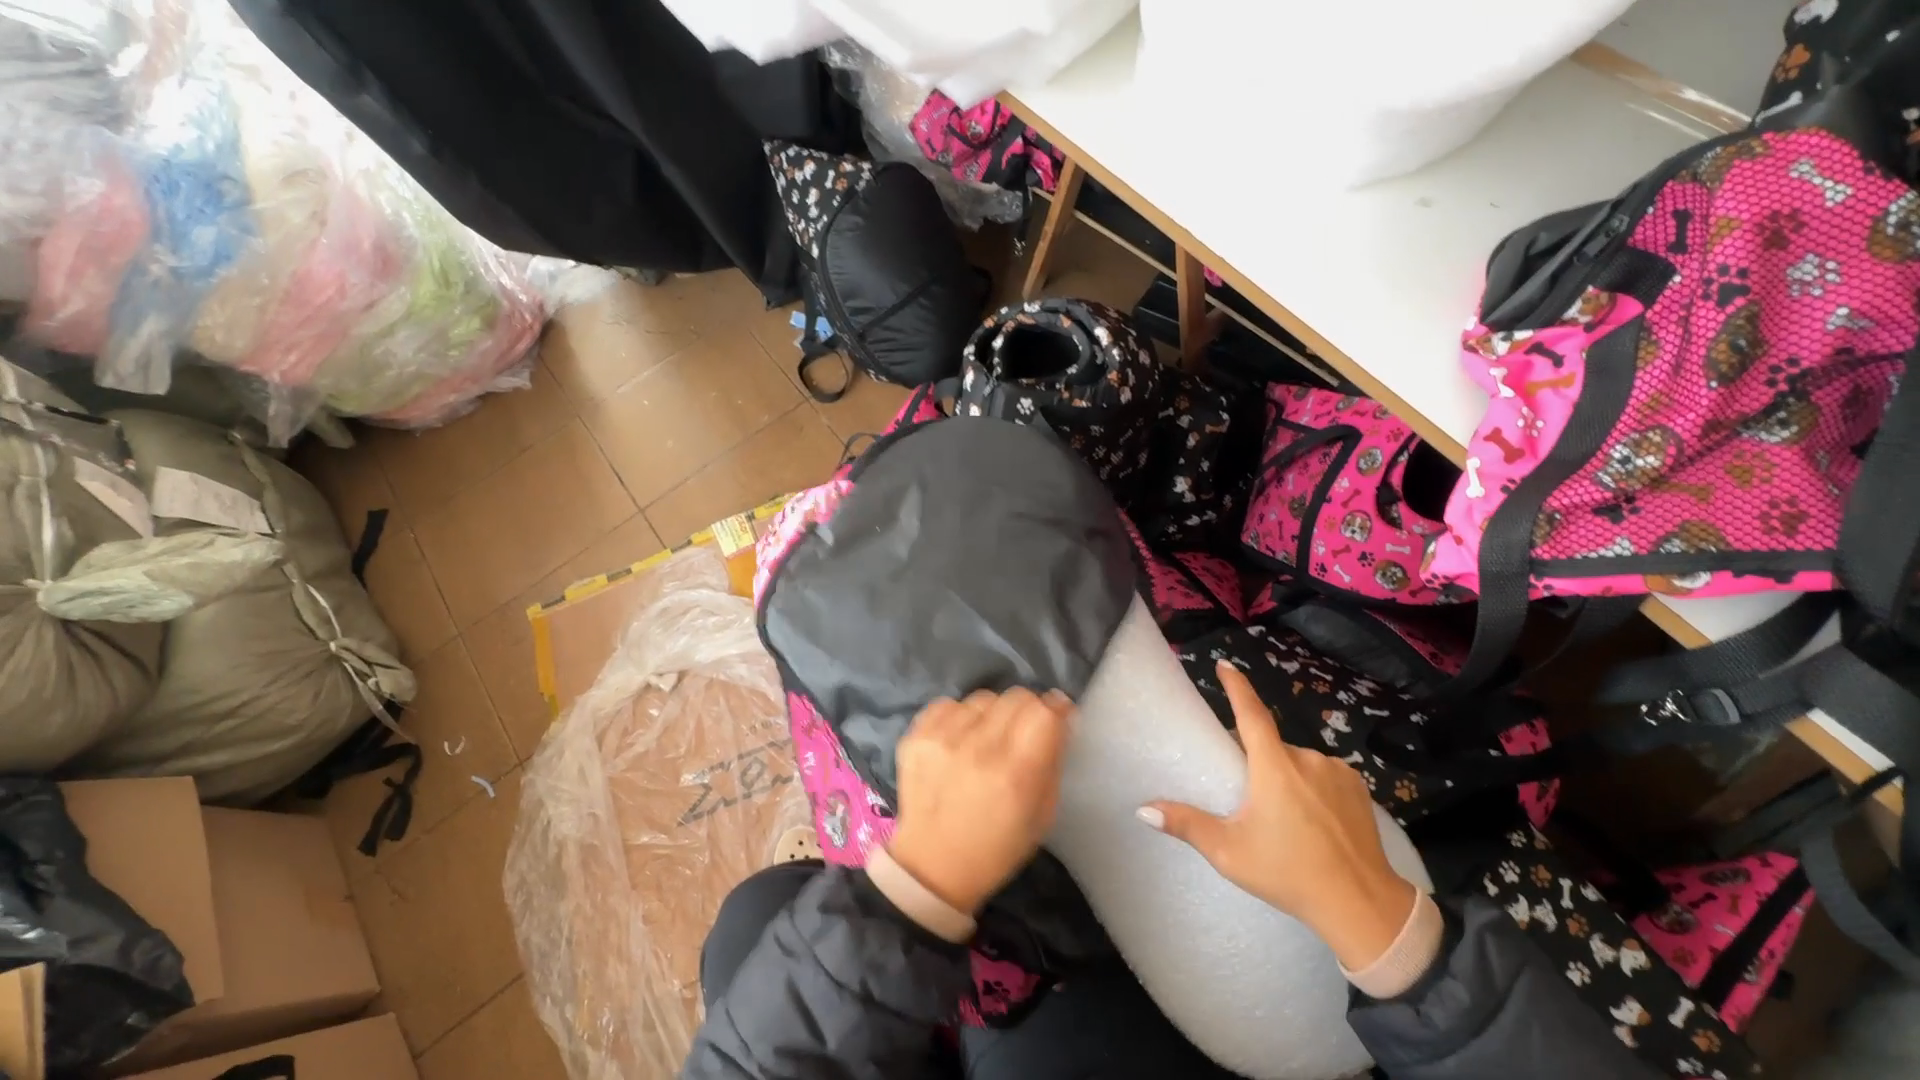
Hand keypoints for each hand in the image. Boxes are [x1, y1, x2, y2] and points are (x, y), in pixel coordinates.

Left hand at [886, 688, 1074, 915]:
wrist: (932, 865)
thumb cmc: (997, 847)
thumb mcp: (1042, 813)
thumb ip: (1053, 760)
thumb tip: (1060, 716)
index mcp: (1015, 774)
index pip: (1044, 712)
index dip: (1055, 711)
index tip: (1055, 720)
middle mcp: (978, 749)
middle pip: (1016, 697)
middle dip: (1027, 711)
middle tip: (1021, 734)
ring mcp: (942, 740)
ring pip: (984, 698)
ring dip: (992, 714)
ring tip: (986, 741)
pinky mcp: (916, 738)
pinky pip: (949, 704)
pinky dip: (959, 717)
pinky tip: (959, 741)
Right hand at [1139, 662, 1417, 971]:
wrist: (1362, 904)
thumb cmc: (1288, 873)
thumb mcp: (1229, 851)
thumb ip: (1186, 824)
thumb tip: (1143, 809)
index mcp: (1273, 766)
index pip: (1250, 712)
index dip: (1236, 686)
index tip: (1224, 665)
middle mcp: (1306, 758)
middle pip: (1271, 747)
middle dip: (1257, 763)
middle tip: (1248, 799)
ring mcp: (1336, 771)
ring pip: (1298, 764)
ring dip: (1285, 778)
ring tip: (1283, 820)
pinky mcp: (1358, 788)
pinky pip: (1323, 776)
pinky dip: (1311, 789)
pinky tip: (1312, 821)